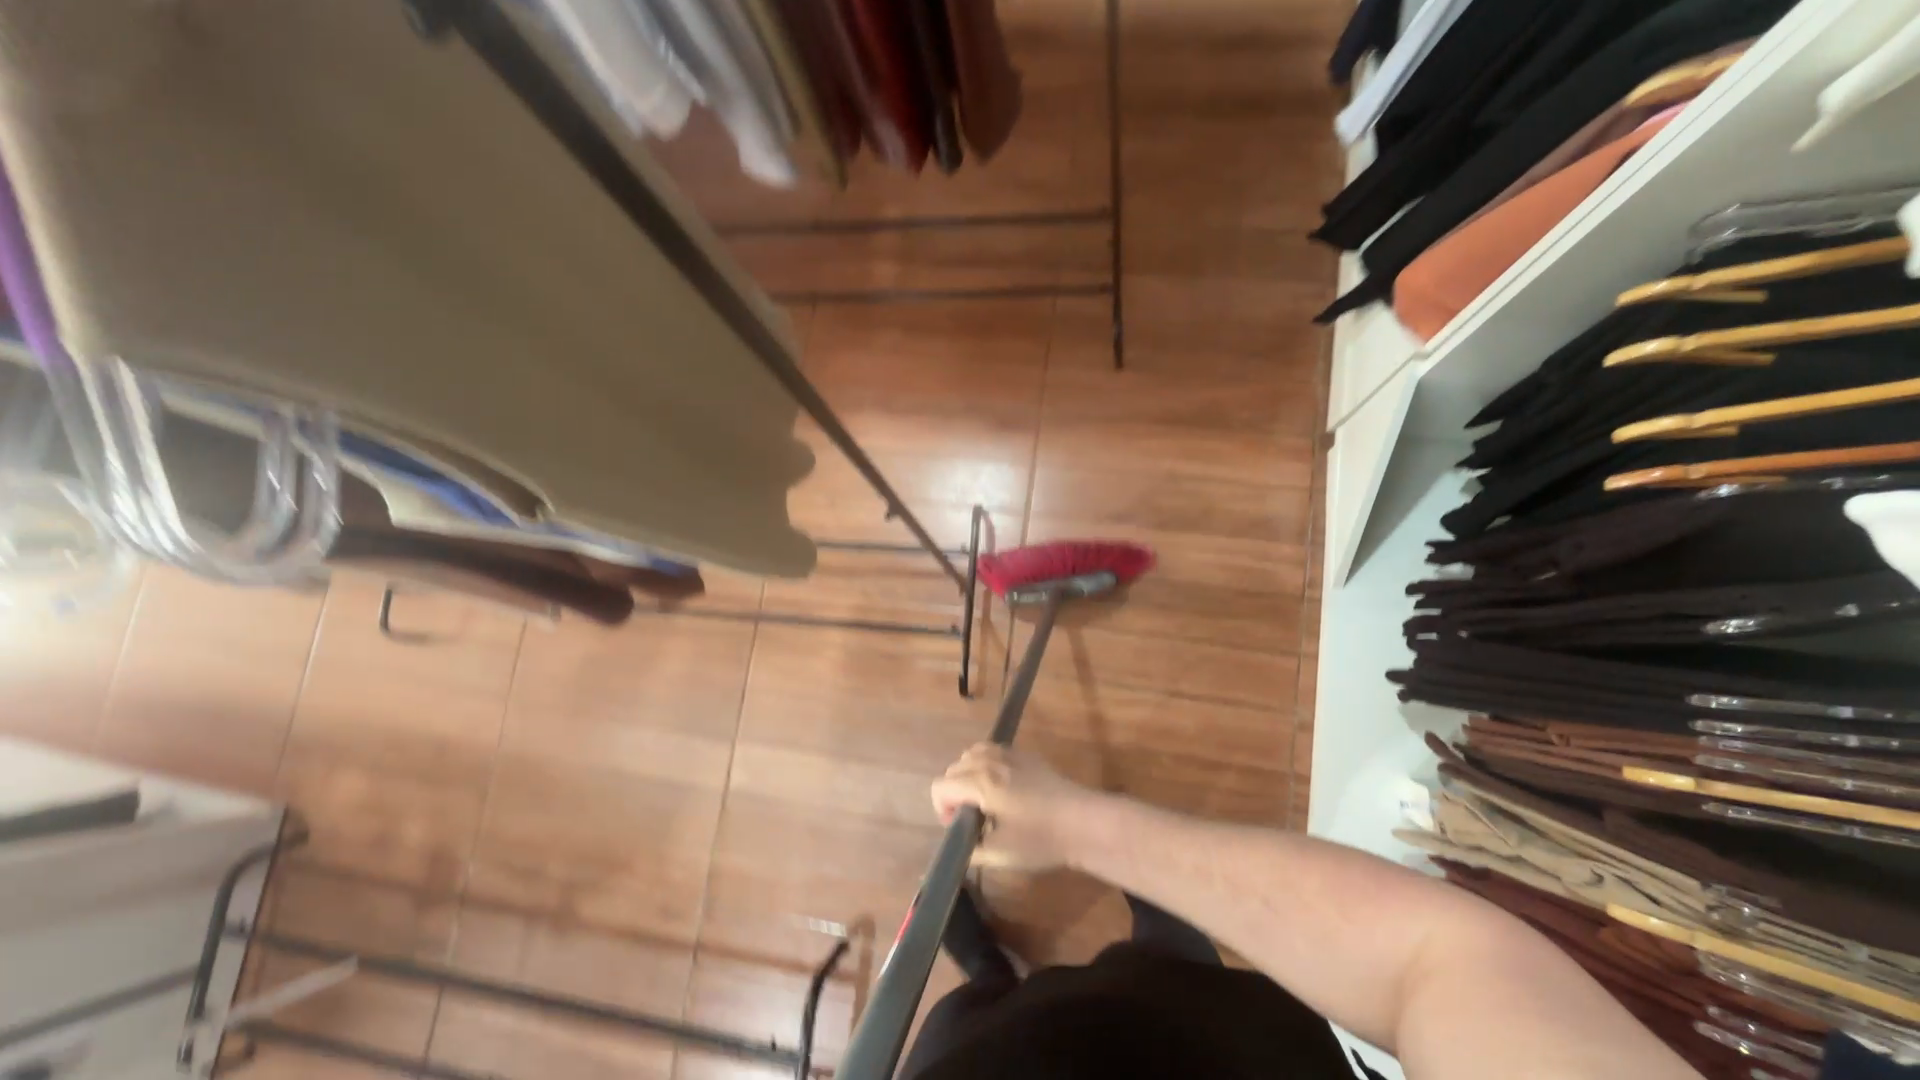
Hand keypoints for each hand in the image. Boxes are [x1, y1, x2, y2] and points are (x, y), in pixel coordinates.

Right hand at [930, 743, 1101, 869]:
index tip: (960, 828)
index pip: (941, 786)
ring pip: (973, 754)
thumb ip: (970, 850)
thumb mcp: (1000, 854)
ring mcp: (1011, 754)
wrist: (1085, 823)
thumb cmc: (1041, 840)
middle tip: (972, 819)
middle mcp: (991, 760)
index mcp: (981, 782)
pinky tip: (1004, 789)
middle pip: (954, 767)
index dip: (942, 809)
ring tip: (984, 800)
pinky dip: (987, 765)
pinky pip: (994, 751)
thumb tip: (957, 848)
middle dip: (954, 792)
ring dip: (969, 774)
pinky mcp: (1028, 756)